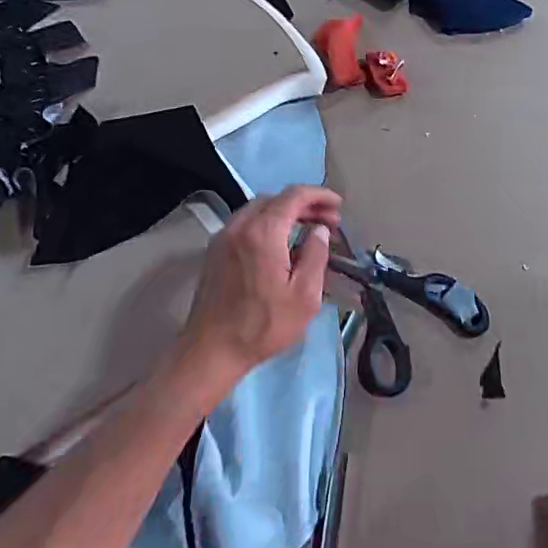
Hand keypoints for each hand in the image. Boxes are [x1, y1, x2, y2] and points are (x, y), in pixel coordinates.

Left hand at [174, 186, 342, 397]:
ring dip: (286, 211)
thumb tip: (319, 231)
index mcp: (263, 233)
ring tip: (307, 229)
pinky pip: (245, 222)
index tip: (338, 205)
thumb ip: (316, 255)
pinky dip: (268, 222)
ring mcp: (223, 238)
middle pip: (276, 198)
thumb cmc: (263, 325)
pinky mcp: (215, 251)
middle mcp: (239, 227)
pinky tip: (281, 242)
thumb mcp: (305, 295)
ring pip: (258, 208)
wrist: (210, 352)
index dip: (319, 195)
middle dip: (305, 203)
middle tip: (328, 220)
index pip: (294, 196)